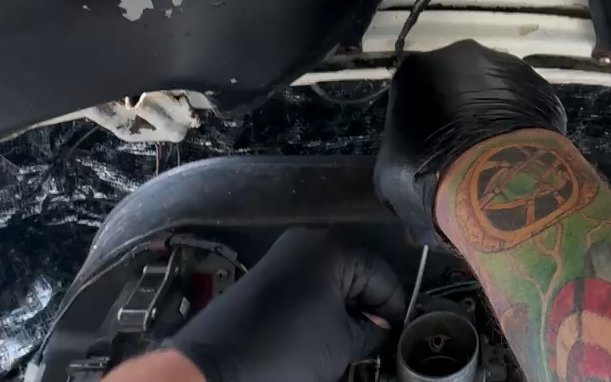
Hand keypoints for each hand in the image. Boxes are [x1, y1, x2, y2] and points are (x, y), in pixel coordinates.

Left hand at [167, 228, 404, 381]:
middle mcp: (309, 241)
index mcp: (333, 247)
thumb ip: (372, 331)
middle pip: (357, 273)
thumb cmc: (284, 352)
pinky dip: (322, 309)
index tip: (400, 335)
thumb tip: (383, 328)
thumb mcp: (341, 345)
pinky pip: (309, 287)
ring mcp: (285, 258)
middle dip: (369, 307)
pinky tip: (325, 337)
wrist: (211, 373)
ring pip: (332, 281)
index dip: (394, 308)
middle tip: (378, 341)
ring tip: (353, 343)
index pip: (381, 275)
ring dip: (345, 310)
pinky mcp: (266, 280)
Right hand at [375, 40, 566, 244]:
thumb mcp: (390, 173)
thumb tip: (411, 165)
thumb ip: (399, 150)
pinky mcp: (537, 82)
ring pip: (493, 86)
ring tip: (493, 150)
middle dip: (459, 106)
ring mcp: (503, 63)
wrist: (494, 180)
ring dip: (492, 110)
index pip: (415, 90)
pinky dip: (521, 120)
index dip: (422, 119)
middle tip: (462, 145)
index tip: (429, 143)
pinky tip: (518, 150)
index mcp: (416, 69)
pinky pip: (524, 101)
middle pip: (456, 79)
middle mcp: (459, 54)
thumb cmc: (430, 175)